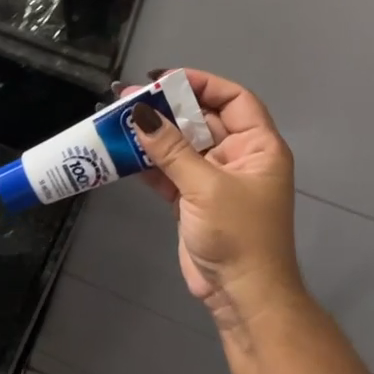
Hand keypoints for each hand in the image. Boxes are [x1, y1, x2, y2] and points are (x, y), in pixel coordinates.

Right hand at [123, 70, 303, 333]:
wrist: (242, 294)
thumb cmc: (238, 235)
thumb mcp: (205, 187)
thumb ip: (171, 149)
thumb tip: (139, 112)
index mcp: (258, 147)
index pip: (233, 100)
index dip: (201, 84)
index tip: (163, 79)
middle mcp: (238, 158)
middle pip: (201, 120)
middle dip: (166, 109)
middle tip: (127, 98)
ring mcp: (214, 180)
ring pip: (180, 146)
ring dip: (151, 136)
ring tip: (116, 121)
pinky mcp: (193, 201)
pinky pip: (169, 171)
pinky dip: (147, 163)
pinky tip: (121, 153)